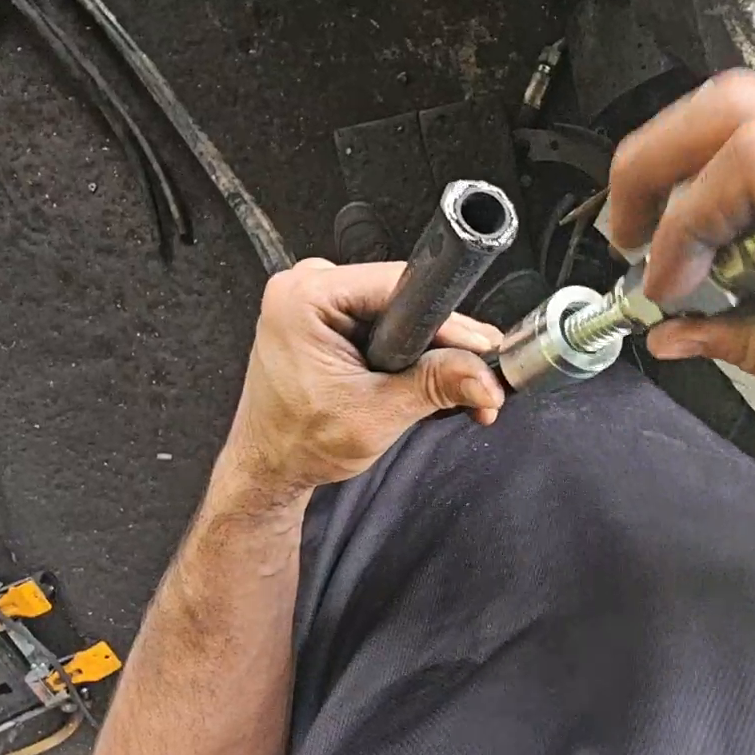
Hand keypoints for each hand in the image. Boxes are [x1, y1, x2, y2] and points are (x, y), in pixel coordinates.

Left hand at [221, 259, 505, 496]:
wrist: (270, 467)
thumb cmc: (298, 443)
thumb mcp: (376, 415)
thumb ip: (435, 387)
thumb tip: (485, 377)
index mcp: (305, 298)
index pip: (399, 287)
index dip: (447, 320)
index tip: (481, 345)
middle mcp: (306, 288)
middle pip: (403, 298)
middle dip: (443, 341)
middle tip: (474, 374)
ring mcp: (316, 302)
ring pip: (398, 313)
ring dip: (428, 351)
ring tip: (449, 385)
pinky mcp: (326, 319)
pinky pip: (382, 323)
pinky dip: (406, 353)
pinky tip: (421, 380)